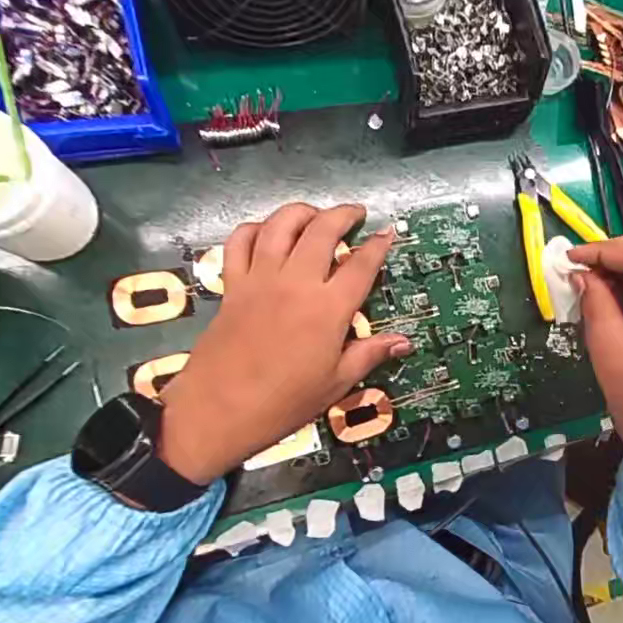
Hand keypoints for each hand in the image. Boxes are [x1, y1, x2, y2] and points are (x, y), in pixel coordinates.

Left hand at [156, 203, 412, 483]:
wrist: (219, 409)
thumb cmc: (283, 403)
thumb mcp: (334, 384)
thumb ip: (368, 355)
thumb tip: (403, 341)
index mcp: (328, 308)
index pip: (361, 265)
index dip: (378, 245)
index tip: (387, 233)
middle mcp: (296, 282)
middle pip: (323, 230)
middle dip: (344, 214)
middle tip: (355, 214)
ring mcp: (260, 279)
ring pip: (281, 225)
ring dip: (302, 212)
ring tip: (315, 215)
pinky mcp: (233, 284)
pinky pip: (240, 242)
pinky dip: (254, 229)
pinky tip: (265, 233)